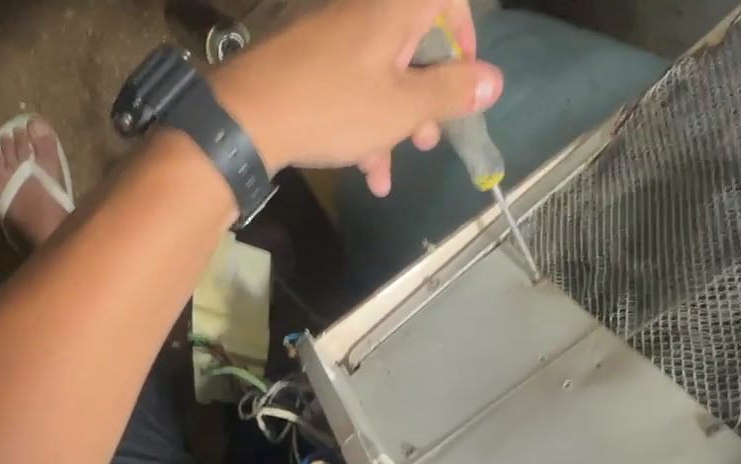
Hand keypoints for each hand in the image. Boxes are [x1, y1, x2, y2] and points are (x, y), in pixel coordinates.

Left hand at [209, 0, 501, 195]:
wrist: (246, 118)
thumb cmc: (334, 107)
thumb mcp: (402, 108)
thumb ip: (450, 93)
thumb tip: (494, 80)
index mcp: (395, 9)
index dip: (463, 36)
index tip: (465, 79)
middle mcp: (367, 12)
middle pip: (413, 44)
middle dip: (426, 96)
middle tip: (429, 139)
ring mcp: (335, 38)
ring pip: (382, 75)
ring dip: (394, 123)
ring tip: (392, 166)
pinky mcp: (310, 64)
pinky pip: (351, 87)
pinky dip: (364, 124)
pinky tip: (366, 171)